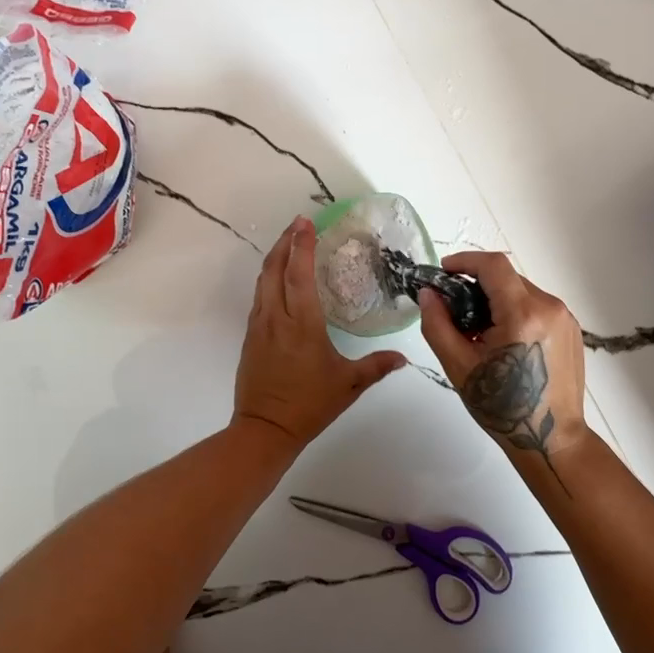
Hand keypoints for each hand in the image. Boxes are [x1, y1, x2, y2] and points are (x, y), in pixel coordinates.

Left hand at [233, 217, 407, 449]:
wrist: (264, 430)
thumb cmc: (309, 405)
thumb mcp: (349, 385)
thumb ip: (376, 366)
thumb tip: (402, 358)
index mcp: (302, 324)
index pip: (298, 274)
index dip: (301, 245)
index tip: (305, 222)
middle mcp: (277, 318)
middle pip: (274, 269)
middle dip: (284, 242)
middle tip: (298, 224)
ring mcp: (260, 326)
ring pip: (263, 281)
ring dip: (275, 258)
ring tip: (289, 243)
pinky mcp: (251, 336)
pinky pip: (259, 298)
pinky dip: (269, 279)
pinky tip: (280, 279)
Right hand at [419, 253, 590, 490]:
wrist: (552, 440)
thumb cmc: (501, 407)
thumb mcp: (459, 366)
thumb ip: (437, 324)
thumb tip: (428, 294)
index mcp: (523, 314)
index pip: (493, 265)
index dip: (465, 261)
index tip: (443, 272)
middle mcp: (550, 307)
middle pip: (507, 278)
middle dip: (478, 286)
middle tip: (456, 311)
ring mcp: (565, 318)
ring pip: (522, 291)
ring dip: (497, 300)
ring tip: (480, 333)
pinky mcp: (572, 330)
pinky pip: (537, 306)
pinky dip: (515, 312)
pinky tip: (505, 343)